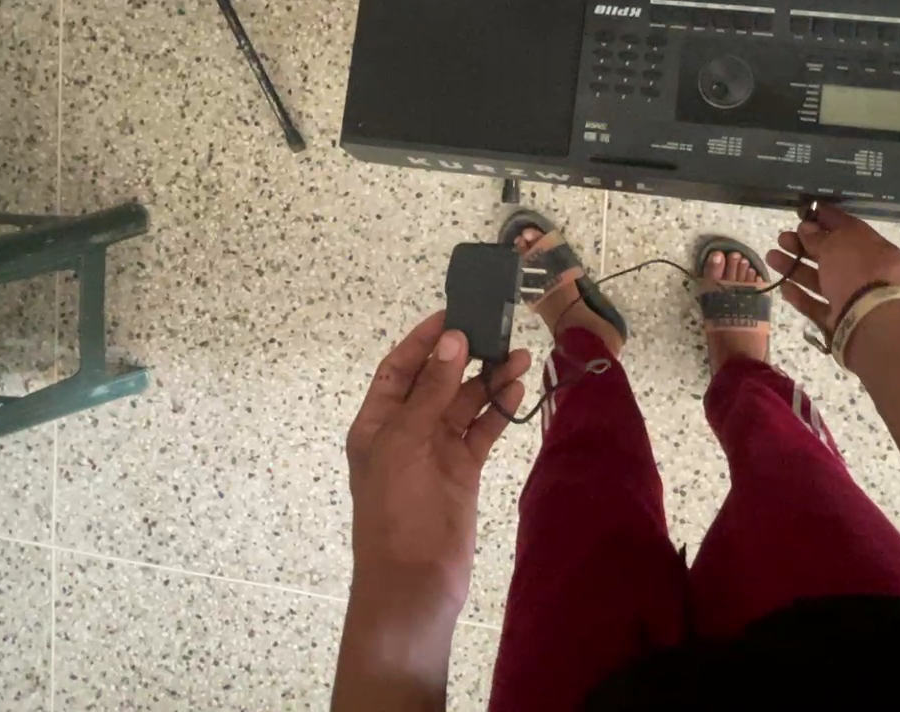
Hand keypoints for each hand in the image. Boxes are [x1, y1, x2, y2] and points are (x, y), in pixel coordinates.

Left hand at [337, 310, 530, 706]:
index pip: (400, 368)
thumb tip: (452, 339)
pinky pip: (482, 428)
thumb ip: (431, 390)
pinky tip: (517, 388)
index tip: (453, 313)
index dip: (424, 339)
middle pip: (438, 380)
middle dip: (465, 355)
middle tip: (498, 329)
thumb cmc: (396, 511)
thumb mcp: (407, 443)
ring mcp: (438, 448)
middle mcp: (408, 429)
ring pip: (465, 401)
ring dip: (490, 379)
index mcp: (379, 421)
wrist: (414, 586)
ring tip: (520, 356)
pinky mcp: (464, 467)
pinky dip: (499, 408)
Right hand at [765, 204, 899, 333]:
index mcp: (876, 251)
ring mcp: (853, 299)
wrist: (869, 325)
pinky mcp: (839, 320)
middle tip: (781, 238)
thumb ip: (819, 236)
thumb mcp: (838, 245)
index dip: (825, 219)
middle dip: (803, 245)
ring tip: (771, 257)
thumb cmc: (858, 274)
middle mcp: (867, 274)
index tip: (803, 213)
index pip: (849, 228)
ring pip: (820, 280)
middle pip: (831, 255)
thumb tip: (806, 228)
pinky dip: (801, 296)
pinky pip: (817, 305)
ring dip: (795, 267)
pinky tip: (783, 287)